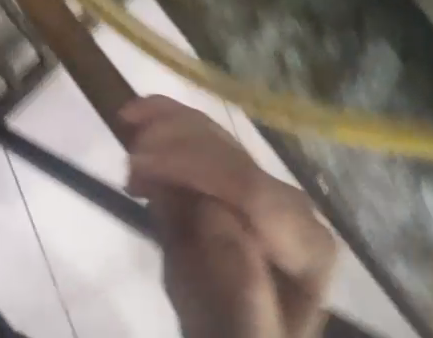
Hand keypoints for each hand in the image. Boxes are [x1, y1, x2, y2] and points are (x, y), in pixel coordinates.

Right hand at [122, 97, 335, 337]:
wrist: (230, 334)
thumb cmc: (233, 333)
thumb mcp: (239, 326)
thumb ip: (238, 277)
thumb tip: (214, 211)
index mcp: (305, 245)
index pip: (248, 189)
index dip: (188, 166)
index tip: (135, 166)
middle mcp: (294, 206)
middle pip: (228, 155)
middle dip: (170, 146)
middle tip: (127, 168)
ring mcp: (266, 185)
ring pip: (213, 133)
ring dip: (162, 125)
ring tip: (127, 148)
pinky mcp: (237, 173)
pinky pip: (202, 131)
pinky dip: (164, 116)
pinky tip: (134, 116)